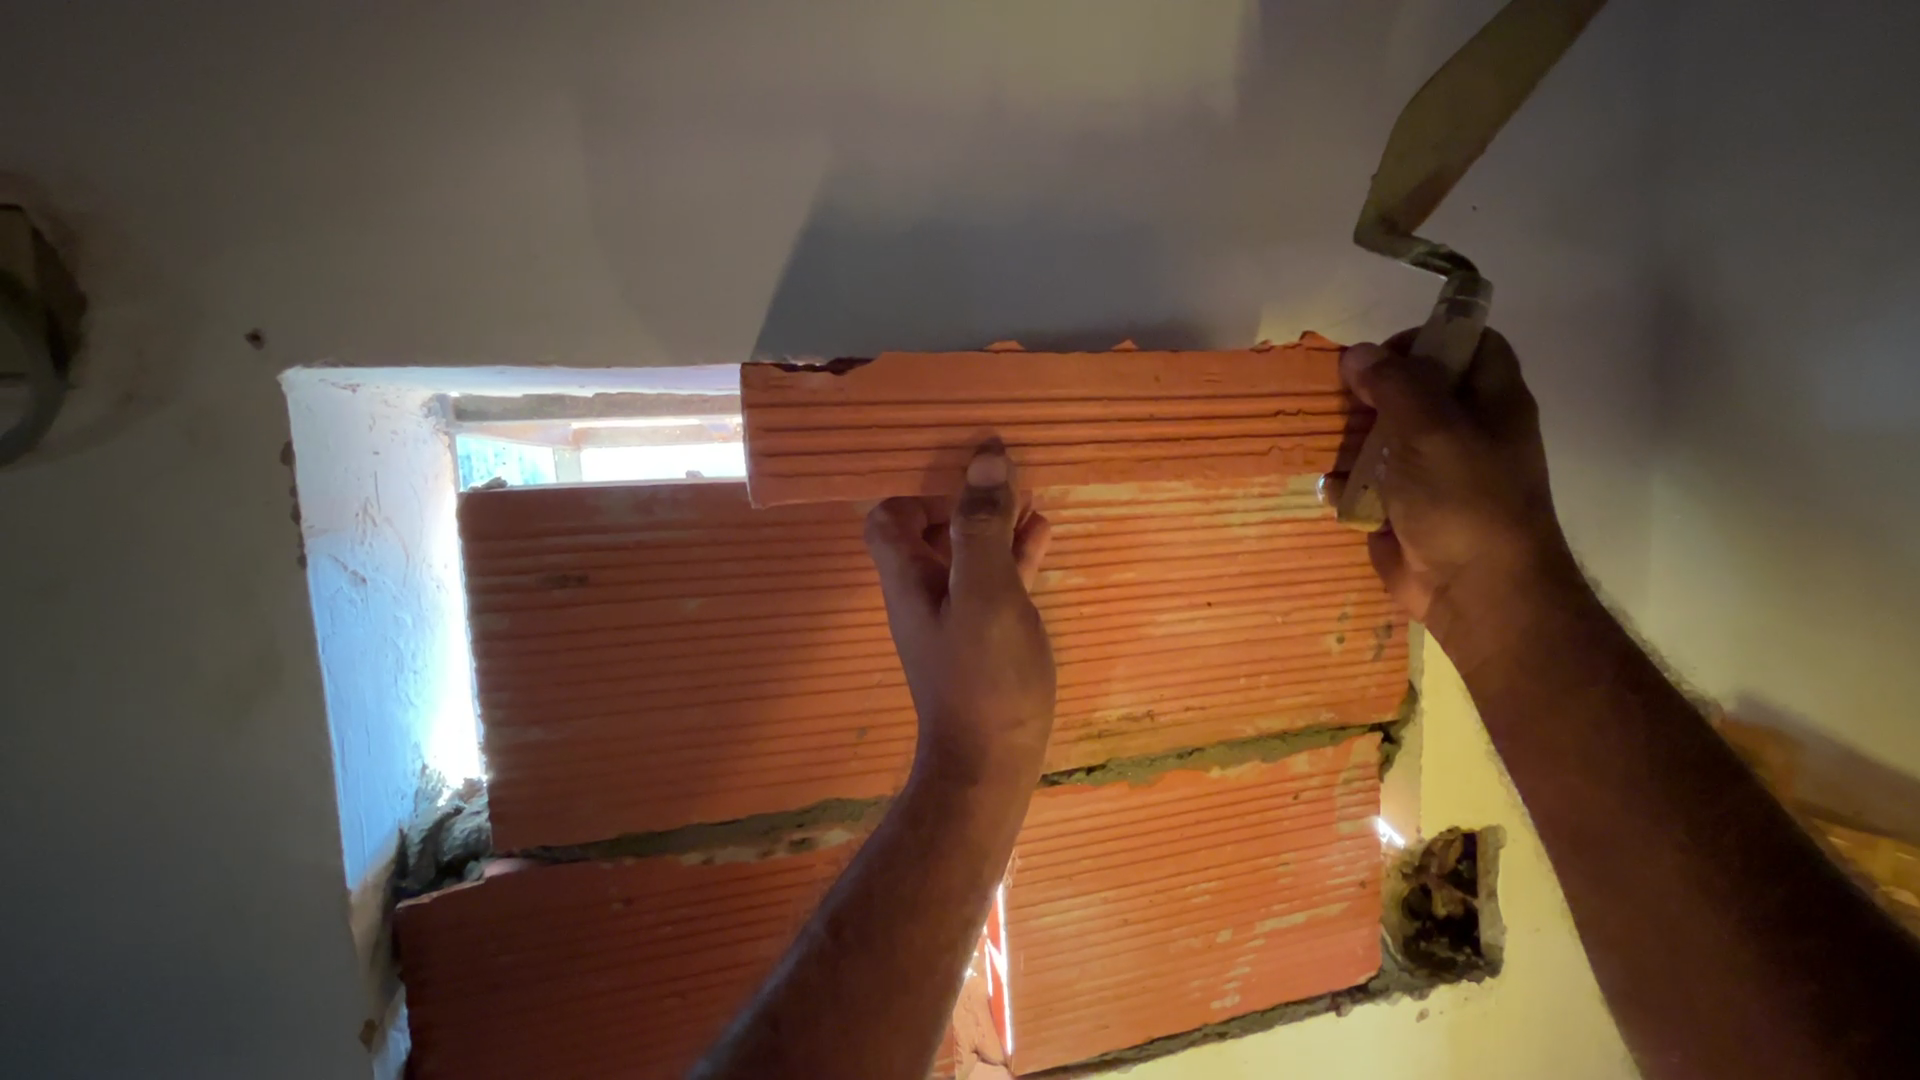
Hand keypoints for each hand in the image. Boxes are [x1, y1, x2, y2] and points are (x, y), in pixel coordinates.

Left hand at [864, 444, 1056, 789]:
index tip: (964, 480)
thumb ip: (982, 527)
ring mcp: (957, 613)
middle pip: (931, 528)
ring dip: (994, 522)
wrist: (992, 761)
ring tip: (1030, 491)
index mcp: (909, 577)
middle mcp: (925, 591)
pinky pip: (997, 579)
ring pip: (969, 551)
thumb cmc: (985, 676)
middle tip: (1006, 474)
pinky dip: (1015, 552)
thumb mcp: (987, 593)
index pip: (888, 517)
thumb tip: (985, 456)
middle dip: (966, 498)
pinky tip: (1043, 531)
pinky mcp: (987, 633)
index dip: (919, 491)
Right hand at [1338, 328, 1583, 651]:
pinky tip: (1332, 488)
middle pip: (1412, 389)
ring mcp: (1430, 471)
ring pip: (1382, 435)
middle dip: (1370, 392)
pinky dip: (1345, 481)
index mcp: (1490, 401)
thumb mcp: (1432, 429)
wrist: (1473, 589)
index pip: (1465, 344)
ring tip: (1325, 442)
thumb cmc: (1465, 500)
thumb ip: (1396, 384)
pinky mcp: (1401, 507)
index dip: (1426, 338)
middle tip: (1338, 400)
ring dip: (1350, 437)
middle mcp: (1462, 430)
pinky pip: (1366, 481)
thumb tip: (1358, 353)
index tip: (1381, 356)